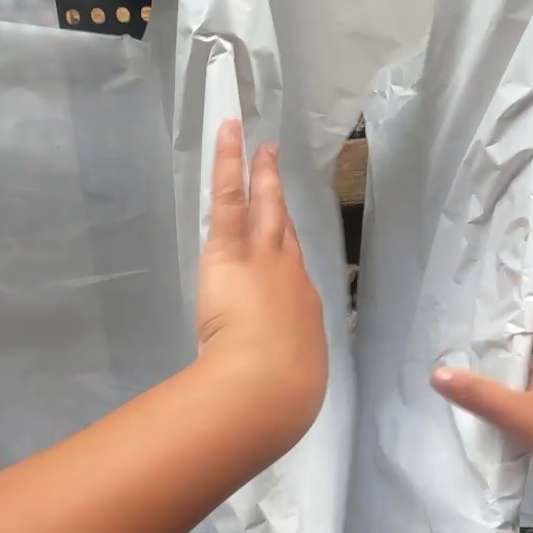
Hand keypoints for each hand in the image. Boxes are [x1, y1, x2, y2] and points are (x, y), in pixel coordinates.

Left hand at [195, 119, 326, 442]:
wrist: (269, 386)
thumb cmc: (281, 397)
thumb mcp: (290, 390)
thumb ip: (281, 382)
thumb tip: (278, 399)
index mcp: (303, 315)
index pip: (295, 276)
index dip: (290, 253)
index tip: (286, 241)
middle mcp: (292, 279)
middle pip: (288, 231)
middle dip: (283, 201)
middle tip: (279, 168)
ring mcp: (265, 260)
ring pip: (264, 206)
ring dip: (260, 174)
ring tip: (258, 145)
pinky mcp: (232, 251)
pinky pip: (229, 198)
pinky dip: (230, 163)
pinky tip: (231, 134)